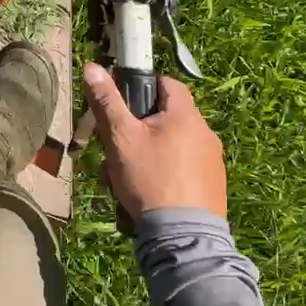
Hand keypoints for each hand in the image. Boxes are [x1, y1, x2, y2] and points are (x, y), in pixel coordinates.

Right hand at [81, 63, 226, 218]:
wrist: (183, 238)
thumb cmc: (150, 178)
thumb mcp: (120, 136)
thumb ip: (107, 101)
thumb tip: (92, 67)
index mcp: (186, 117)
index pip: (167, 83)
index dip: (142, 85)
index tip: (121, 100)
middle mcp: (205, 134)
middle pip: (165, 115)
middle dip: (135, 126)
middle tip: (114, 142)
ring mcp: (212, 162)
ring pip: (170, 143)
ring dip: (145, 150)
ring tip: (122, 172)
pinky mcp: (212, 185)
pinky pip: (182, 165)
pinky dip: (161, 169)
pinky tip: (144, 188)